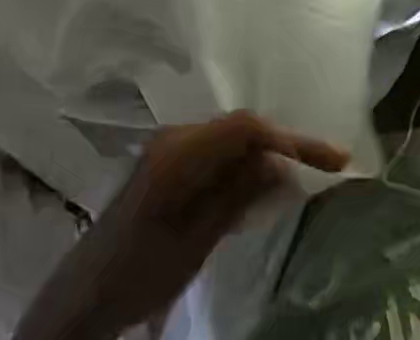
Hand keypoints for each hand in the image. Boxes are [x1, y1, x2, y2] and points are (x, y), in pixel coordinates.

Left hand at [16, 112, 349, 339]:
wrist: (85, 292)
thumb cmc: (140, 272)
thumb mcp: (195, 241)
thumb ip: (236, 195)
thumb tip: (281, 162)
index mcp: (179, 152)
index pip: (246, 128)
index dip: (292, 139)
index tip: (334, 159)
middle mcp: (174, 137)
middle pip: (240, 129)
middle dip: (283, 145)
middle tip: (327, 165)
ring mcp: (168, 147)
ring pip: (229, 140)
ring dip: (264, 155)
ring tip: (303, 174)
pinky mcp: (166, 163)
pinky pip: (214, 153)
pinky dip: (241, 166)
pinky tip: (258, 188)